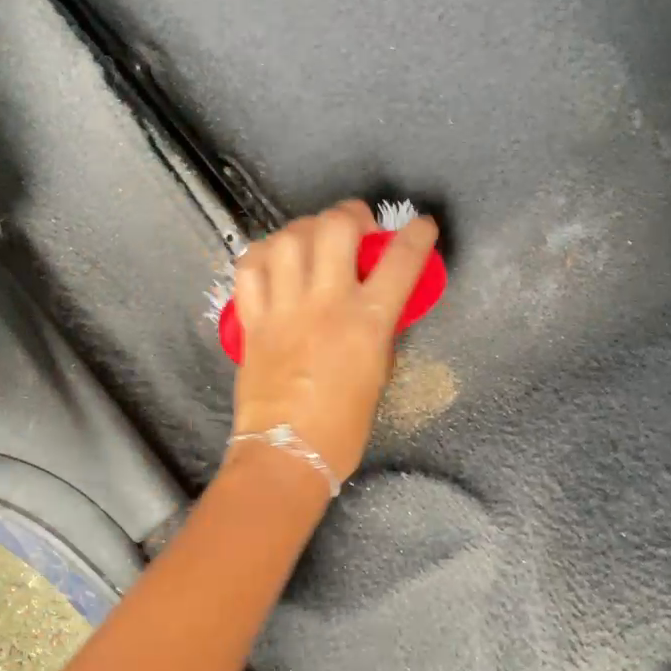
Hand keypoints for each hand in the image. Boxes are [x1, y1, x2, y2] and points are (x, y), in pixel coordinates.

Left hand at [230, 199, 440, 481]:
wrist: (286, 454)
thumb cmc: (342, 429)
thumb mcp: (377, 375)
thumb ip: (377, 331)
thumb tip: (373, 304)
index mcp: (366, 323)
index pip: (401, 260)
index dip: (417, 234)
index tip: (420, 227)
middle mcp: (325, 304)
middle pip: (336, 227)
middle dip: (352, 215)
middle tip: (357, 230)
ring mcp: (283, 308)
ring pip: (288, 238)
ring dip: (305, 230)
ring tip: (312, 243)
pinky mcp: (252, 320)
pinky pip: (250, 267)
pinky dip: (263, 254)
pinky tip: (275, 263)